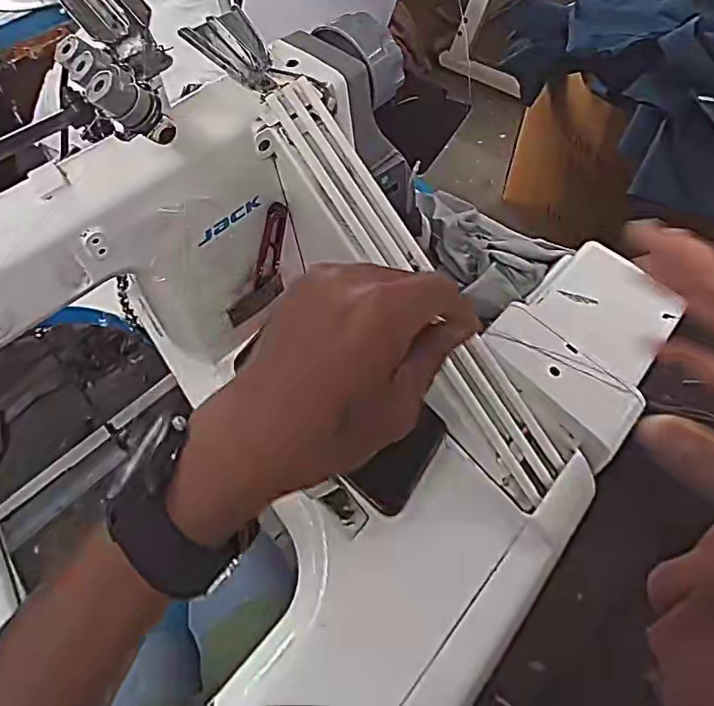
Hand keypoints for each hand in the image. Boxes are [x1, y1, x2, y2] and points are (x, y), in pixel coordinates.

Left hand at [167, 264, 477, 544]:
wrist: (253, 434)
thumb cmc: (312, 432)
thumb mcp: (396, 407)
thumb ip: (430, 359)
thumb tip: (445, 336)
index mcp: (381, 310)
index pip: (439, 288)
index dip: (459, 310)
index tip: (460, 326)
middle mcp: (349, 285)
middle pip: (409, 279)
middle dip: (425, 309)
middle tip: (430, 343)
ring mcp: (321, 283)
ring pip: (378, 279)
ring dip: (392, 305)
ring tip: (386, 350)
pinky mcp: (301, 289)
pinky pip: (348, 283)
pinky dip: (361, 303)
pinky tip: (357, 341)